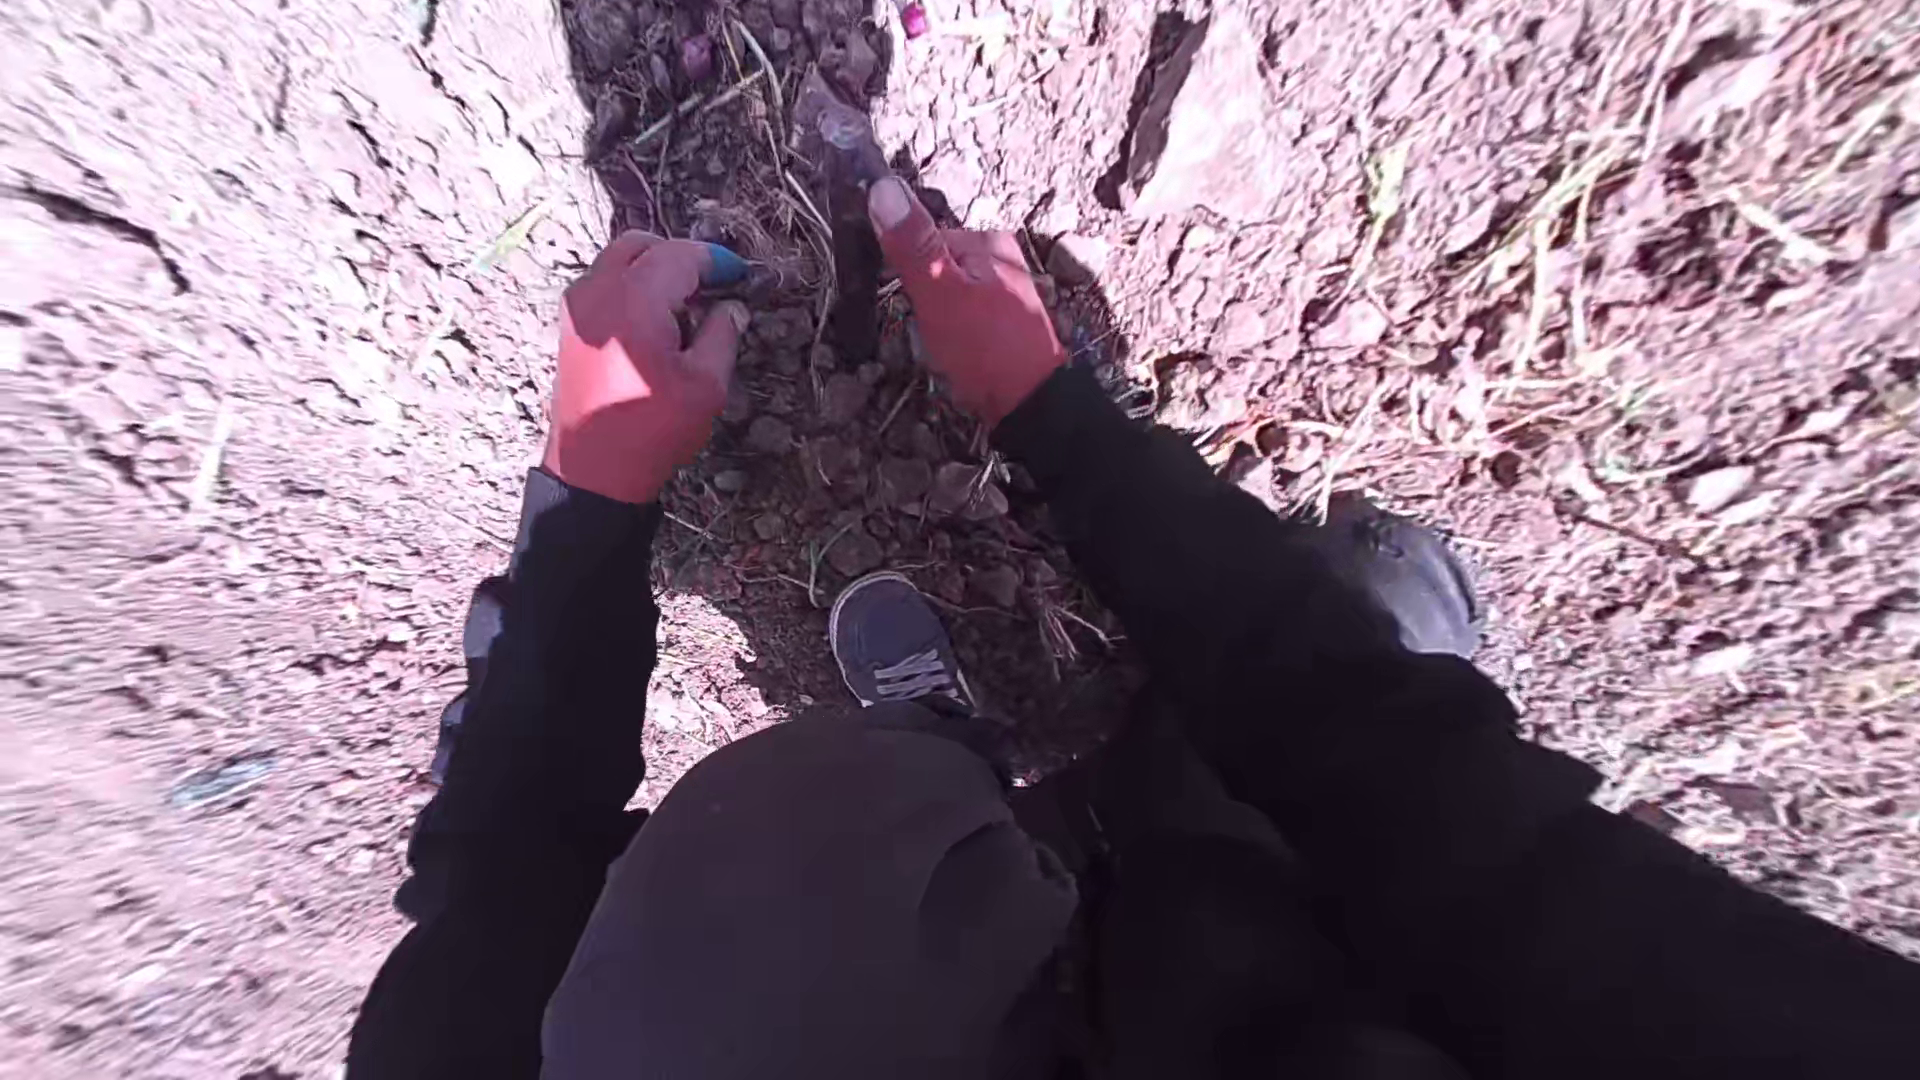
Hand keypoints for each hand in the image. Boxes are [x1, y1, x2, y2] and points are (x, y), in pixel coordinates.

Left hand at [543, 233, 748, 504]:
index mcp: (634, 302)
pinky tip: (661, 323)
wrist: (595, 467)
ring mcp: (578, 307)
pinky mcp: (571, 326)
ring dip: (658, 271)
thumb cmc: (655, 428)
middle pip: (642, 246)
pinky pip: (607, 285)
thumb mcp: (705, 385)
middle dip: (683, 258)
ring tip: (691, 308)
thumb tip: (732, 309)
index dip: (716, 262)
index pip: (679, 257)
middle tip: (717, 286)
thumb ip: (722, 336)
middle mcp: (597, 291)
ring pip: (620, 262)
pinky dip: (637, 288)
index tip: (742, 276)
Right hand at [867, 177, 1065, 425]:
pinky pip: (967, 325)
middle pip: (938, 273)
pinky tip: (964, 360)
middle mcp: (1003, 261)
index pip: (926, 242)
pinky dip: (958, 342)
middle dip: (927, 306)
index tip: (915, 304)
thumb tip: (883, 189)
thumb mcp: (940, 293)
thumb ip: (913, 246)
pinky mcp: (1009, 327)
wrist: (1030, 405)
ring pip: (950, 303)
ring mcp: (1008, 295)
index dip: (910, 276)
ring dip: (940, 329)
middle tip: (937, 334)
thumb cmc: (986, 349)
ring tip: (951, 352)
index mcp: (988, 242)